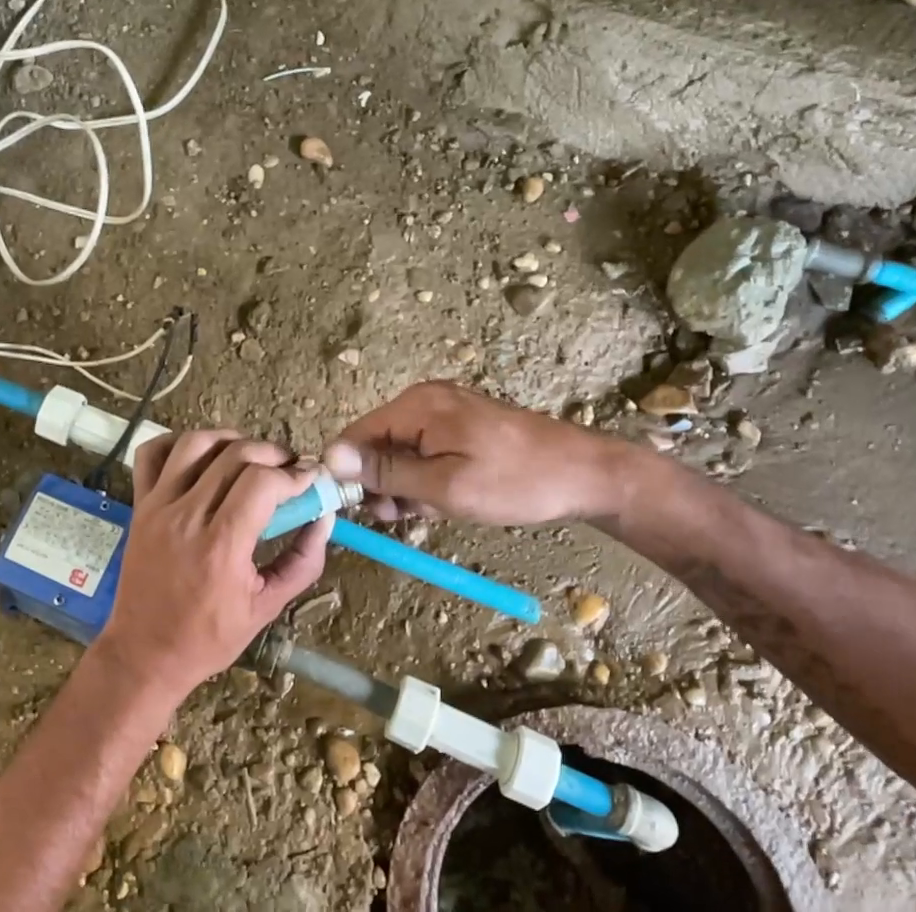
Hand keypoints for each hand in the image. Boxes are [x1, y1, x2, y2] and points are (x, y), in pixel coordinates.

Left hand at [94, 431, 330, 697]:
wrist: (145, 653)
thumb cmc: (209, 637)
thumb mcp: (267, 607)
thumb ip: (302, 560)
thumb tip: (324, 516)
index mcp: (220, 547)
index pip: (262, 483)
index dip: (294, 473)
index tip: (311, 478)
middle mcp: (186, 518)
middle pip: (234, 455)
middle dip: (272, 454)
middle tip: (289, 469)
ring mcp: (157, 507)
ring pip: (195, 443)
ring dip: (230, 440)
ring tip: (251, 457)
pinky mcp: (139, 505)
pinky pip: (152, 453)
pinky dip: (178, 442)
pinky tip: (202, 456)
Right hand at [323, 381, 630, 526]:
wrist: (586, 475)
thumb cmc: (515, 482)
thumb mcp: (444, 486)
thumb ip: (385, 472)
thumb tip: (329, 458)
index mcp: (416, 406)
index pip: (354, 436)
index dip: (348, 474)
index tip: (358, 510)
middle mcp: (424, 400)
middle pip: (376, 444)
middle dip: (383, 483)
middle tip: (407, 515)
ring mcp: (445, 411)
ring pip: (400, 453)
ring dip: (407, 486)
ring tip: (435, 508)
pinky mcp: (461, 426)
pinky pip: (424, 452)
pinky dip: (427, 478)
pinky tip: (447, 498)